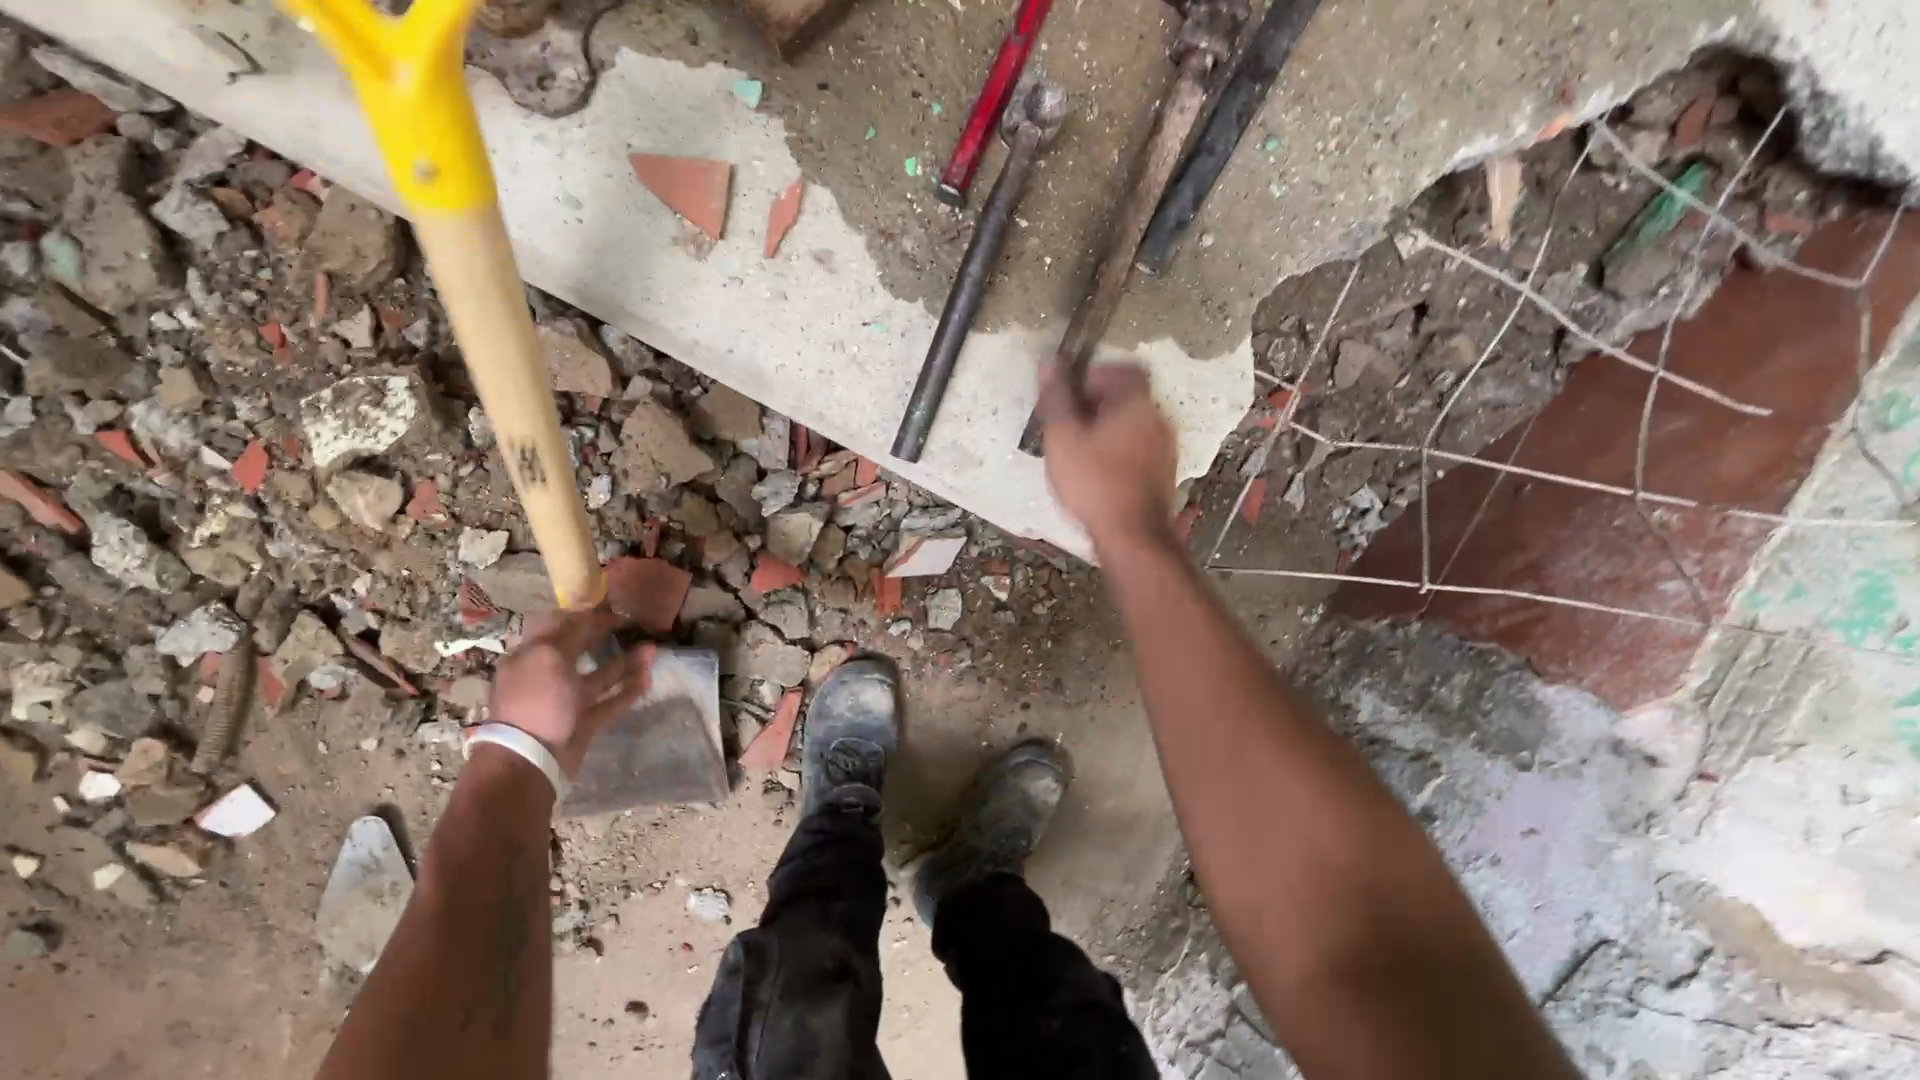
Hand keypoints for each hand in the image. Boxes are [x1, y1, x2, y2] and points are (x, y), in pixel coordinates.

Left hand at [489, 609, 652, 776]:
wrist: (530, 759)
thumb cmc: (536, 701)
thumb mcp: (549, 656)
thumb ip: (573, 634)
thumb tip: (595, 618)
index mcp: (531, 656)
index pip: (559, 626)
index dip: (585, 615)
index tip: (613, 606)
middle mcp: (547, 676)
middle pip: (580, 651)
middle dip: (606, 637)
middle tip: (634, 626)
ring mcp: (566, 701)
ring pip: (600, 676)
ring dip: (625, 663)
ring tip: (651, 650)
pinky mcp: (584, 723)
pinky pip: (609, 702)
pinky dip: (628, 691)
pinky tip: (647, 678)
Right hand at [1038, 362, 1178, 550]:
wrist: (1132, 536)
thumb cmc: (1094, 483)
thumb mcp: (1063, 436)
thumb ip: (1057, 396)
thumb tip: (1050, 362)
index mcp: (1137, 403)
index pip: (1125, 369)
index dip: (1096, 374)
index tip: (1072, 392)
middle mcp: (1158, 419)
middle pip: (1129, 396)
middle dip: (1096, 403)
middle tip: (1067, 422)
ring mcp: (1165, 448)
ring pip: (1133, 424)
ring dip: (1105, 428)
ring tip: (1077, 448)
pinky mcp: (1163, 473)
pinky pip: (1138, 448)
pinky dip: (1117, 450)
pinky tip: (1096, 471)